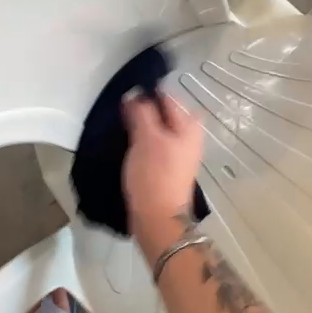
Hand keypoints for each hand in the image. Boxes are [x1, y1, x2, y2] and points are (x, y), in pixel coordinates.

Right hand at [122, 92, 203, 239]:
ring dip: (141, 128)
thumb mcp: (146, 138)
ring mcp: (180, 153)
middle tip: (122, 116)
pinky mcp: (169, 167)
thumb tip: (134, 94)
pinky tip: (129, 146)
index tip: (124, 99)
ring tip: (122, 130)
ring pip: (158, 130)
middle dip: (143, 112)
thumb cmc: (153, 175)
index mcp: (190, 126)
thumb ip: (141, 112)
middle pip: (163, 113)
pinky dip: (143, 143)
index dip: (145, 95)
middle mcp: (190, 137)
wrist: (157, 218)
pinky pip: (155, 145)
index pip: (167, 97)